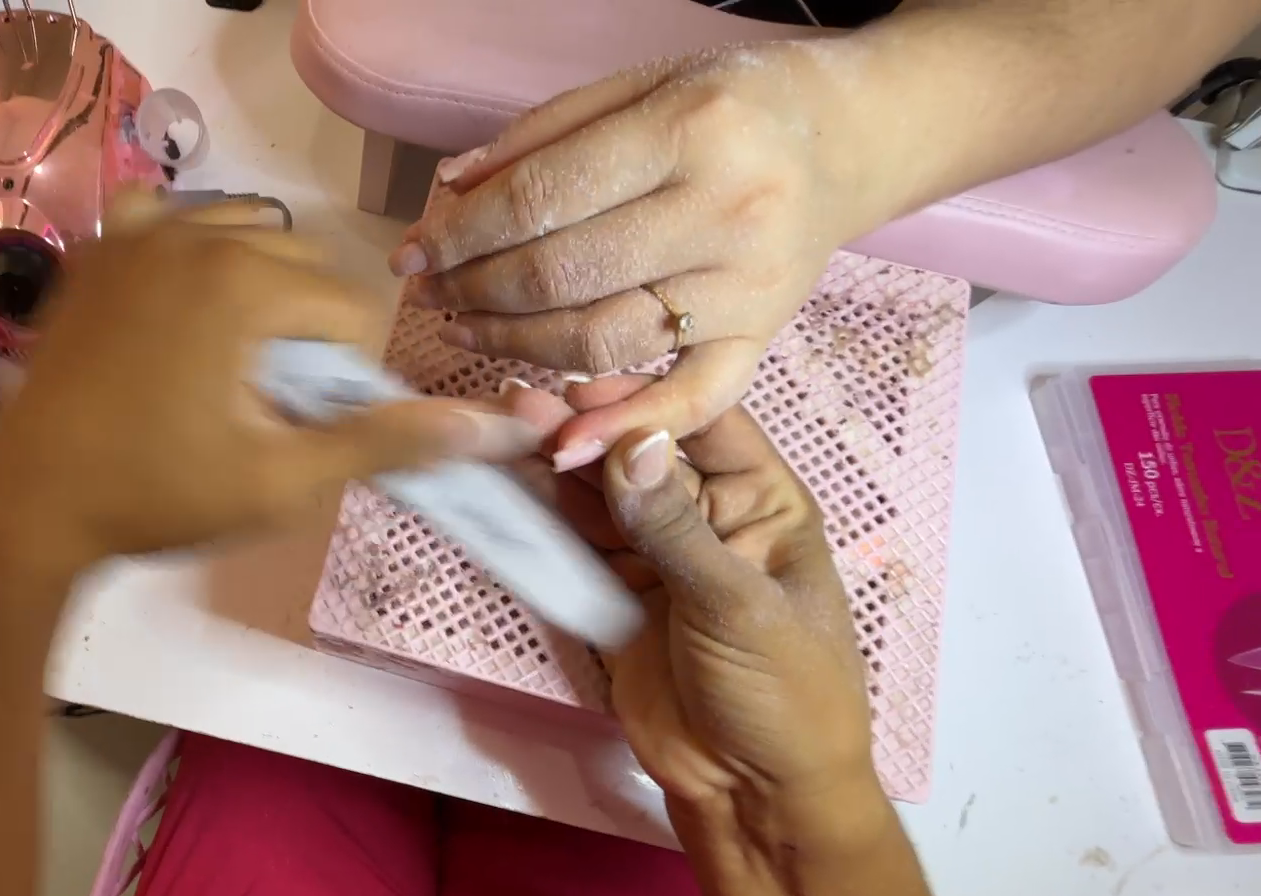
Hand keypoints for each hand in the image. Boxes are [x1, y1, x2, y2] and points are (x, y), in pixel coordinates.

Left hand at [0, 197, 540, 567]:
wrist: (34, 506)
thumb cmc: (160, 498)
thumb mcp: (282, 481)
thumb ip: (383, 444)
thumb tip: (483, 427)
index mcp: (244, 284)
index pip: (351, 308)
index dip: (349, 372)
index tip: (308, 421)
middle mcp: (192, 235)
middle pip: (303, 267)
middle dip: (309, 332)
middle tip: (273, 400)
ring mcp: (134, 236)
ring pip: (244, 237)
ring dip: (261, 291)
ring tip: (234, 361)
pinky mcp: (95, 253)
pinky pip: (169, 225)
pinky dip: (194, 255)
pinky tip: (183, 307)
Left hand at [398, 42, 889, 469]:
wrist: (849, 139)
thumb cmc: (730, 107)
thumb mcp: (636, 86)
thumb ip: (538, 137)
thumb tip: (447, 193)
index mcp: (691, 129)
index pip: (541, 201)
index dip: (460, 236)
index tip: (410, 255)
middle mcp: (725, 212)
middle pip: (560, 278)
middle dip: (474, 291)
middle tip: (431, 293)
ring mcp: (748, 288)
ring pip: (600, 342)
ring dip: (514, 346)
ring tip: (465, 329)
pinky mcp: (761, 339)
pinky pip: (691, 399)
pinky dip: (624, 427)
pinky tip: (563, 444)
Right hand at [505, 377, 878, 840]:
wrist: (747, 790)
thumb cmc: (781, 693)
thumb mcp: (737, 605)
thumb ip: (675, 527)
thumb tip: (631, 443)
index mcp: (761, 504)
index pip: (705, 429)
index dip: (647, 405)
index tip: (584, 395)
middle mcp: (704, 517)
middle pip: (639, 459)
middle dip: (586, 436)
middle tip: (524, 409)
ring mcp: (654, 555)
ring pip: (600, 499)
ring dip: (556, 472)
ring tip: (506, 437)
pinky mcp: (614, 591)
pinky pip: (577, 546)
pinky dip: (545, 520)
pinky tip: (511, 489)